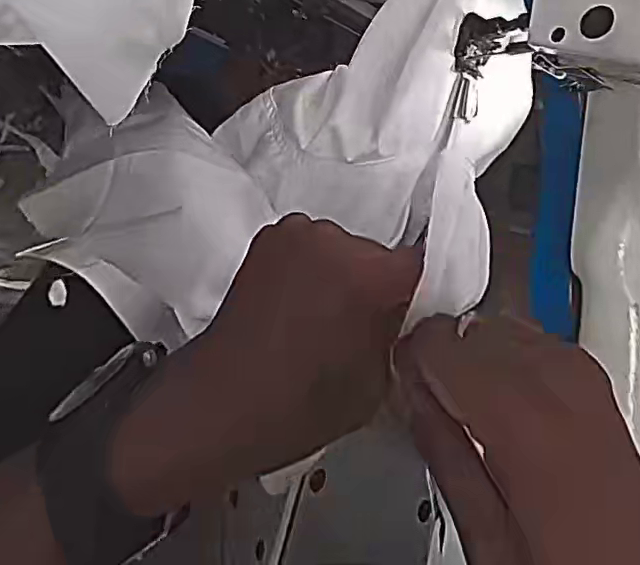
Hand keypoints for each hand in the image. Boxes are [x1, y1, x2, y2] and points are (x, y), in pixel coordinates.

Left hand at [107, 214, 420, 513]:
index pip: (422, 264)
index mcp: (371, 277)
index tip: (415, 307)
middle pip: (380, 256)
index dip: (423, 289)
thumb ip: (402, 336)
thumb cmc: (294, 407)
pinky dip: (312, 266)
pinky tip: (298, 303)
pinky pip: (312, 245)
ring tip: (321, 316)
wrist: (216, 405)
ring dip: (342, 273)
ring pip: (345, 249)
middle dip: (377, 285)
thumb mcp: (375, 384)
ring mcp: (301, 233)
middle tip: (362, 323)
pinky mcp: (273, 235)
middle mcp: (338, 242)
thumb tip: (413, 314)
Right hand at [396, 316, 639, 564]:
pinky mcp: (597, 381)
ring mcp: (585, 377)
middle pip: (480, 328)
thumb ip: (447, 457)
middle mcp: (561, 385)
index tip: (402, 360)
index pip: (452, 346)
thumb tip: (418, 401)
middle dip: (447, 349)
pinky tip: (500, 390)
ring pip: (509, 325)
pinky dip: (511, 352)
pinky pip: (539, 340)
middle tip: (421, 380)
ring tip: (459, 392)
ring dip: (479, 349)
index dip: (417, 348)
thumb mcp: (490, 539)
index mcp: (526, 425)